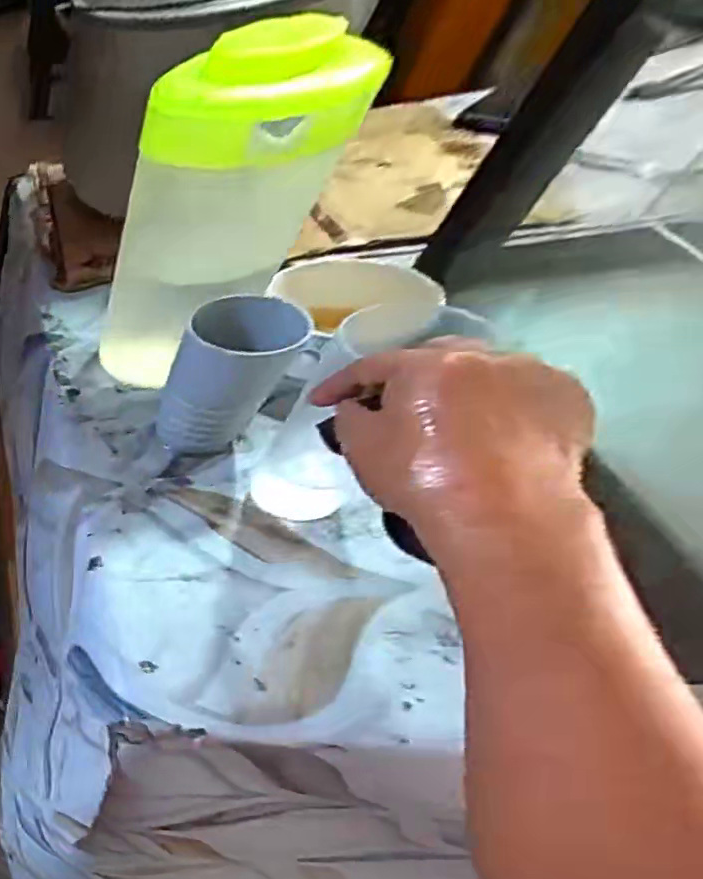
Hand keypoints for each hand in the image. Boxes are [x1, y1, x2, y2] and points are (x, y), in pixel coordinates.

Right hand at [308, 338, 594, 552]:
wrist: (503, 513)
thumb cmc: (418, 476)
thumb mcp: (359, 445)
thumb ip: (350, 415)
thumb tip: (359, 405)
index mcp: (428, 366)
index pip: (371, 365)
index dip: (339, 383)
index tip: (320, 401)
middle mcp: (486, 358)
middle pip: (433, 356)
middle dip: (404, 375)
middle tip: (383, 401)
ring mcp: (535, 375)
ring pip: (480, 370)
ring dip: (453, 386)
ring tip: (438, 415)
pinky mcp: (567, 399)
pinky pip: (517, 390)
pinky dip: (493, 401)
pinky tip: (482, 428)